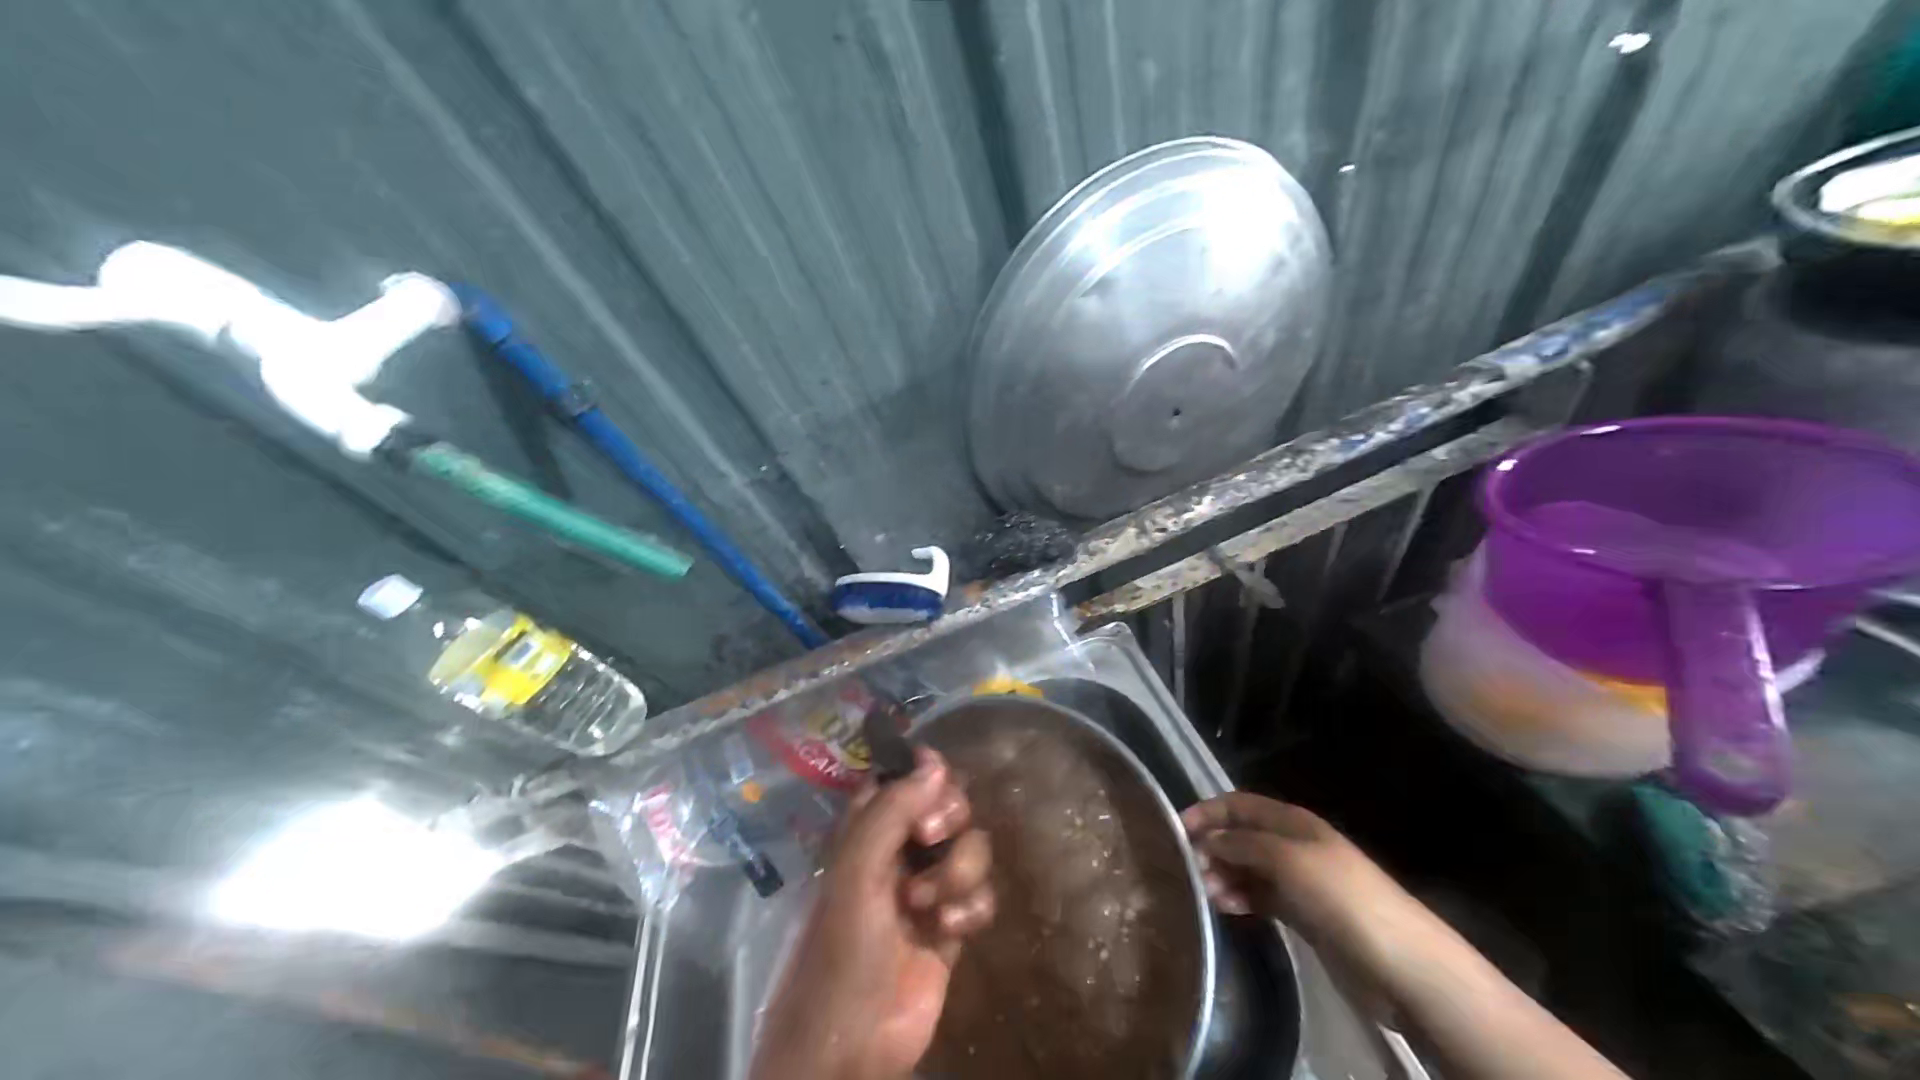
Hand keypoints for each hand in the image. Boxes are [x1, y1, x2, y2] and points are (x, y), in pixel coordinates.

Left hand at [750, 748, 994, 1079]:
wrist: (852, 1043)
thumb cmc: (842, 949)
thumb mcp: (857, 873)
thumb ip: (892, 812)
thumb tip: (936, 764)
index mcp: (868, 830)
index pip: (902, 777)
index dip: (924, 771)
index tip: (937, 778)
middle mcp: (900, 850)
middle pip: (947, 804)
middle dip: (949, 817)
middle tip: (931, 837)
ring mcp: (929, 886)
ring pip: (971, 847)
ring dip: (958, 870)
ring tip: (929, 905)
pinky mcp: (952, 924)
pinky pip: (981, 893)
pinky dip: (972, 907)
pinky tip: (950, 929)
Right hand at [1181, 793, 1415, 1013]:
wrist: (1401, 964)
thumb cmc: (1341, 897)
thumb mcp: (1287, 859)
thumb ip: (1243, 843)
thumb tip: (1208, 839)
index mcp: (1292, 822)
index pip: (1239, 804)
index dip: (1207, 811)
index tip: (1176, 830)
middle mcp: (1292, 845)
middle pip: (1240, 836)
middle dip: (1212, 847)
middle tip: (1188, 870)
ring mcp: (1299, 881)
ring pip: (1247, 868)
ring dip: (1223, 875)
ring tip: (1205, 893)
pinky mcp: (1303, 915)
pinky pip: (1260, 897)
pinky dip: (1240, 898)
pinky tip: (1226, 908)